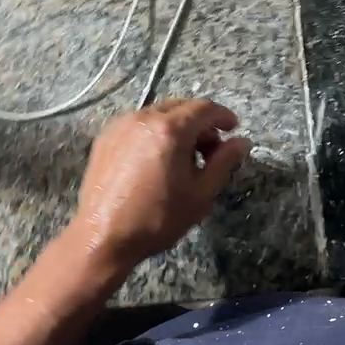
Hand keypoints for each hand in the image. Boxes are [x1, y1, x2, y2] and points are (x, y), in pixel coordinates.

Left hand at [67, 99, 252, 275]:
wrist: (102, 237)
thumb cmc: (156, 219)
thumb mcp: (200, 194)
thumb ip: (224, 162)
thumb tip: (242, 141)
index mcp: (170, 130)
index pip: (204, 108)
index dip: (223, 116)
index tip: (233, 129)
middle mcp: (145, 117)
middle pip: (182, 107)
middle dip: (201, 123)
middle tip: (210, 151)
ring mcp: (122, 124)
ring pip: (159, 113)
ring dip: (178, 127)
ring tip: (183, 159)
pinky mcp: (106, 135)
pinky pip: (139, 124)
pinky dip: (155, 132)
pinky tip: (156, 160)